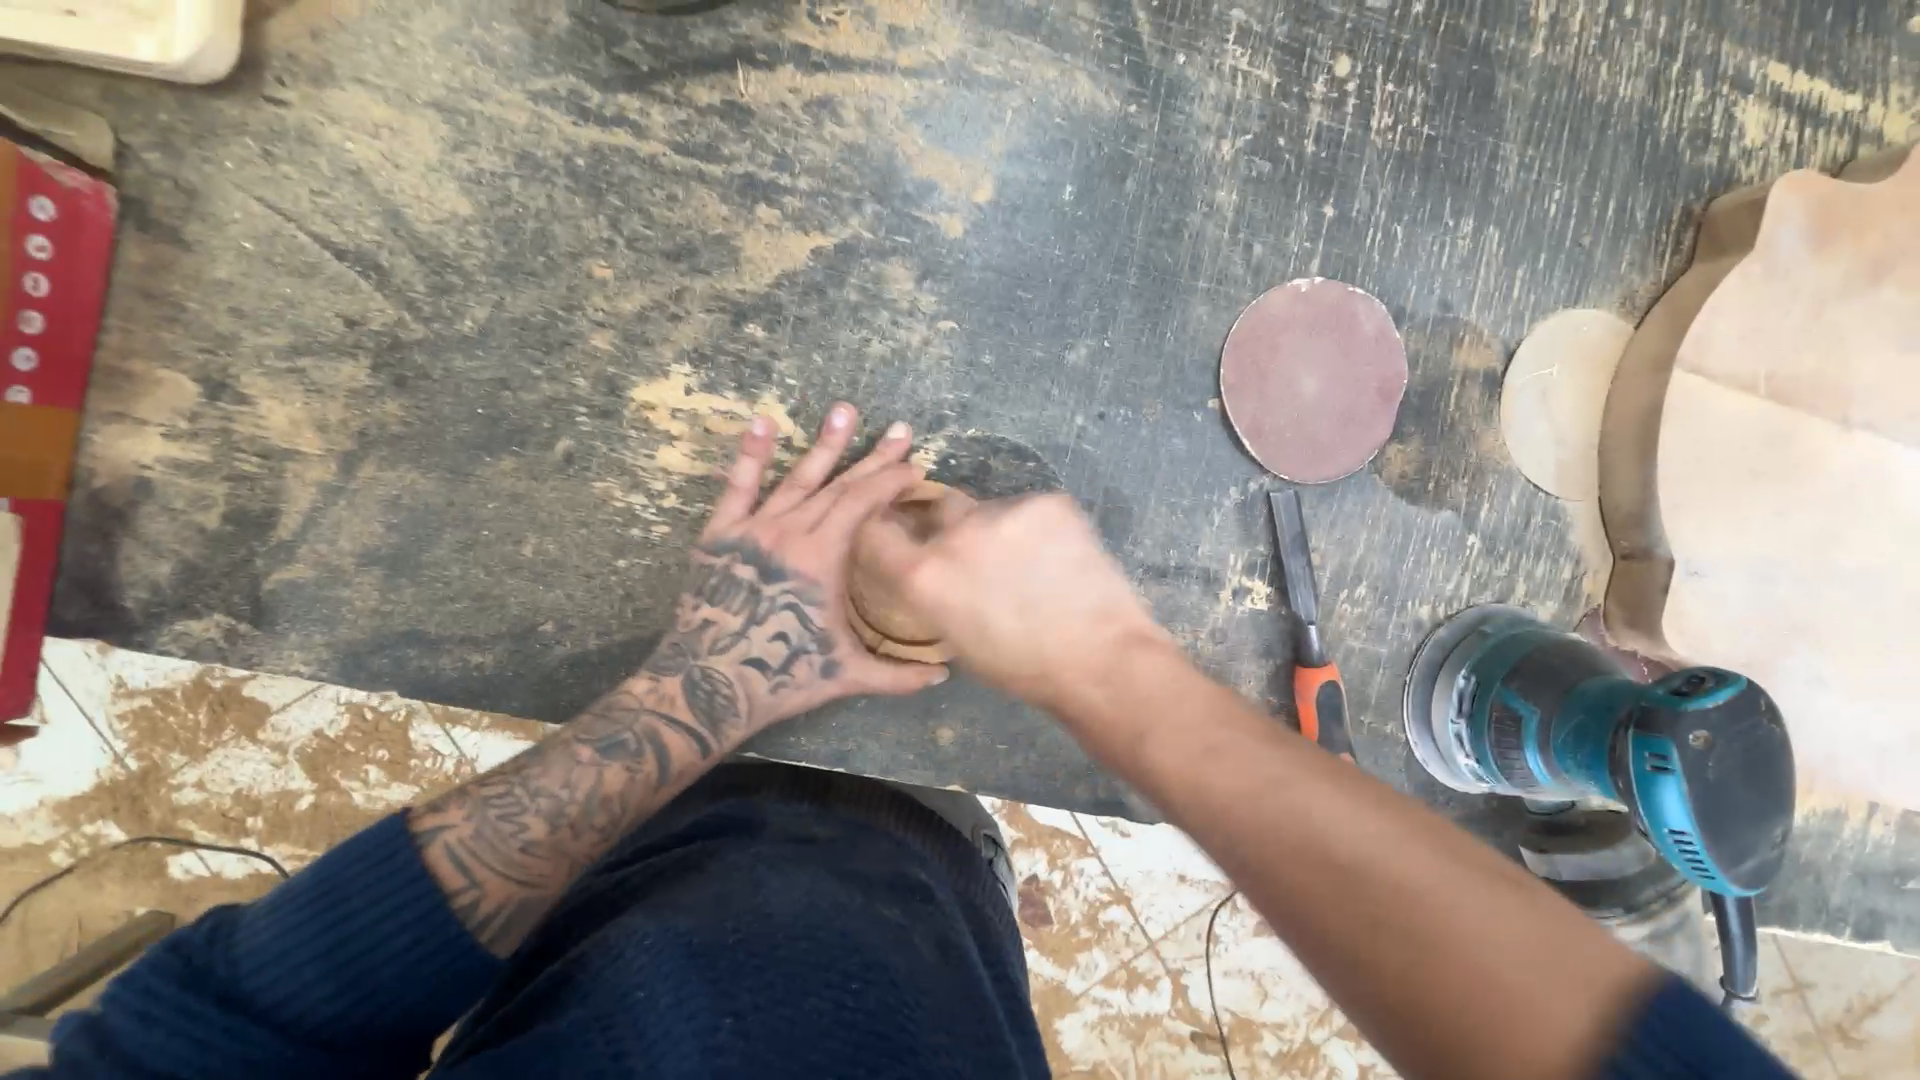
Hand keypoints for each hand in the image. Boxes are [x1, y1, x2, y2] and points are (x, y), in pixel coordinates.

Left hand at [639, 403, 949, 738]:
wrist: (706, 684)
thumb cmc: (781, 677)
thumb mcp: (847, 674)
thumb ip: (898, 674)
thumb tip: (944, 676)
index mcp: (823, 557)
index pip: (864, 503)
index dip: (892, 482)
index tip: (916, 468)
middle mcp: (790, 531)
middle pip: (839, 485)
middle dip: (874, 459)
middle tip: (901, 431)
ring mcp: (753, 529)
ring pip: (796, 478)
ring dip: (825, 446)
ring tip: (845, 411)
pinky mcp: (720, 534)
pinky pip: (737, 488)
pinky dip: (749, 455)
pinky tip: (761, 422)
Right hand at [856, 493, 1169, 712]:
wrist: (1098, 657)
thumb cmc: (1022, 667)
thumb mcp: (955, 638)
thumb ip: (935, 594)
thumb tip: (937, 571)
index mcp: (923, 575)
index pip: (877, 532)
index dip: (887, 529)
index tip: (902, 533)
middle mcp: (955, 534)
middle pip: (938, 508)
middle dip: (952, 527)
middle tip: (983, 556)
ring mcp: (1003, 512)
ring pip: (990, 509)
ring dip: (1000, 529)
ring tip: (1032, 565)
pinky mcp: (1047, 502)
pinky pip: (1031, 508)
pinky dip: (1039, 528)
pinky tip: (1059, 558)